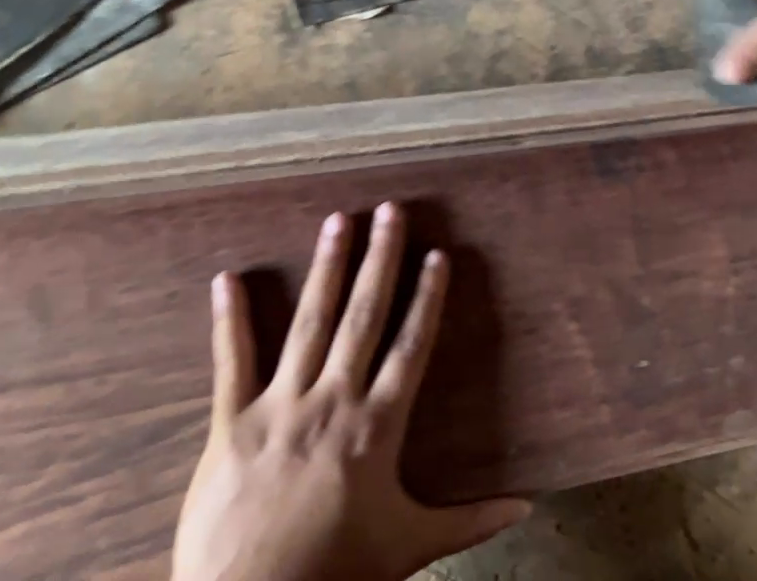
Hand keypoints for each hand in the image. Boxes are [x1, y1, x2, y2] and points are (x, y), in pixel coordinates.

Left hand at [172, 202, 530, 580]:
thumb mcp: (410, 545)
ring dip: (325, 268)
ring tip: (337, 221)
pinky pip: (231, 363)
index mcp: (377, 425)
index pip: (411, 346)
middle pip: (363, 316)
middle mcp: (333, 401)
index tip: (437, 255)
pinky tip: (228, 278)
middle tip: (390, 211)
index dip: (427, 298)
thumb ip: (471, 521)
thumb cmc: (337, 574)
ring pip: (308, 323)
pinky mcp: (231, 424)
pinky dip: (230, 320)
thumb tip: (528, 508)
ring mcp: (280, 407)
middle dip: (380, 260)